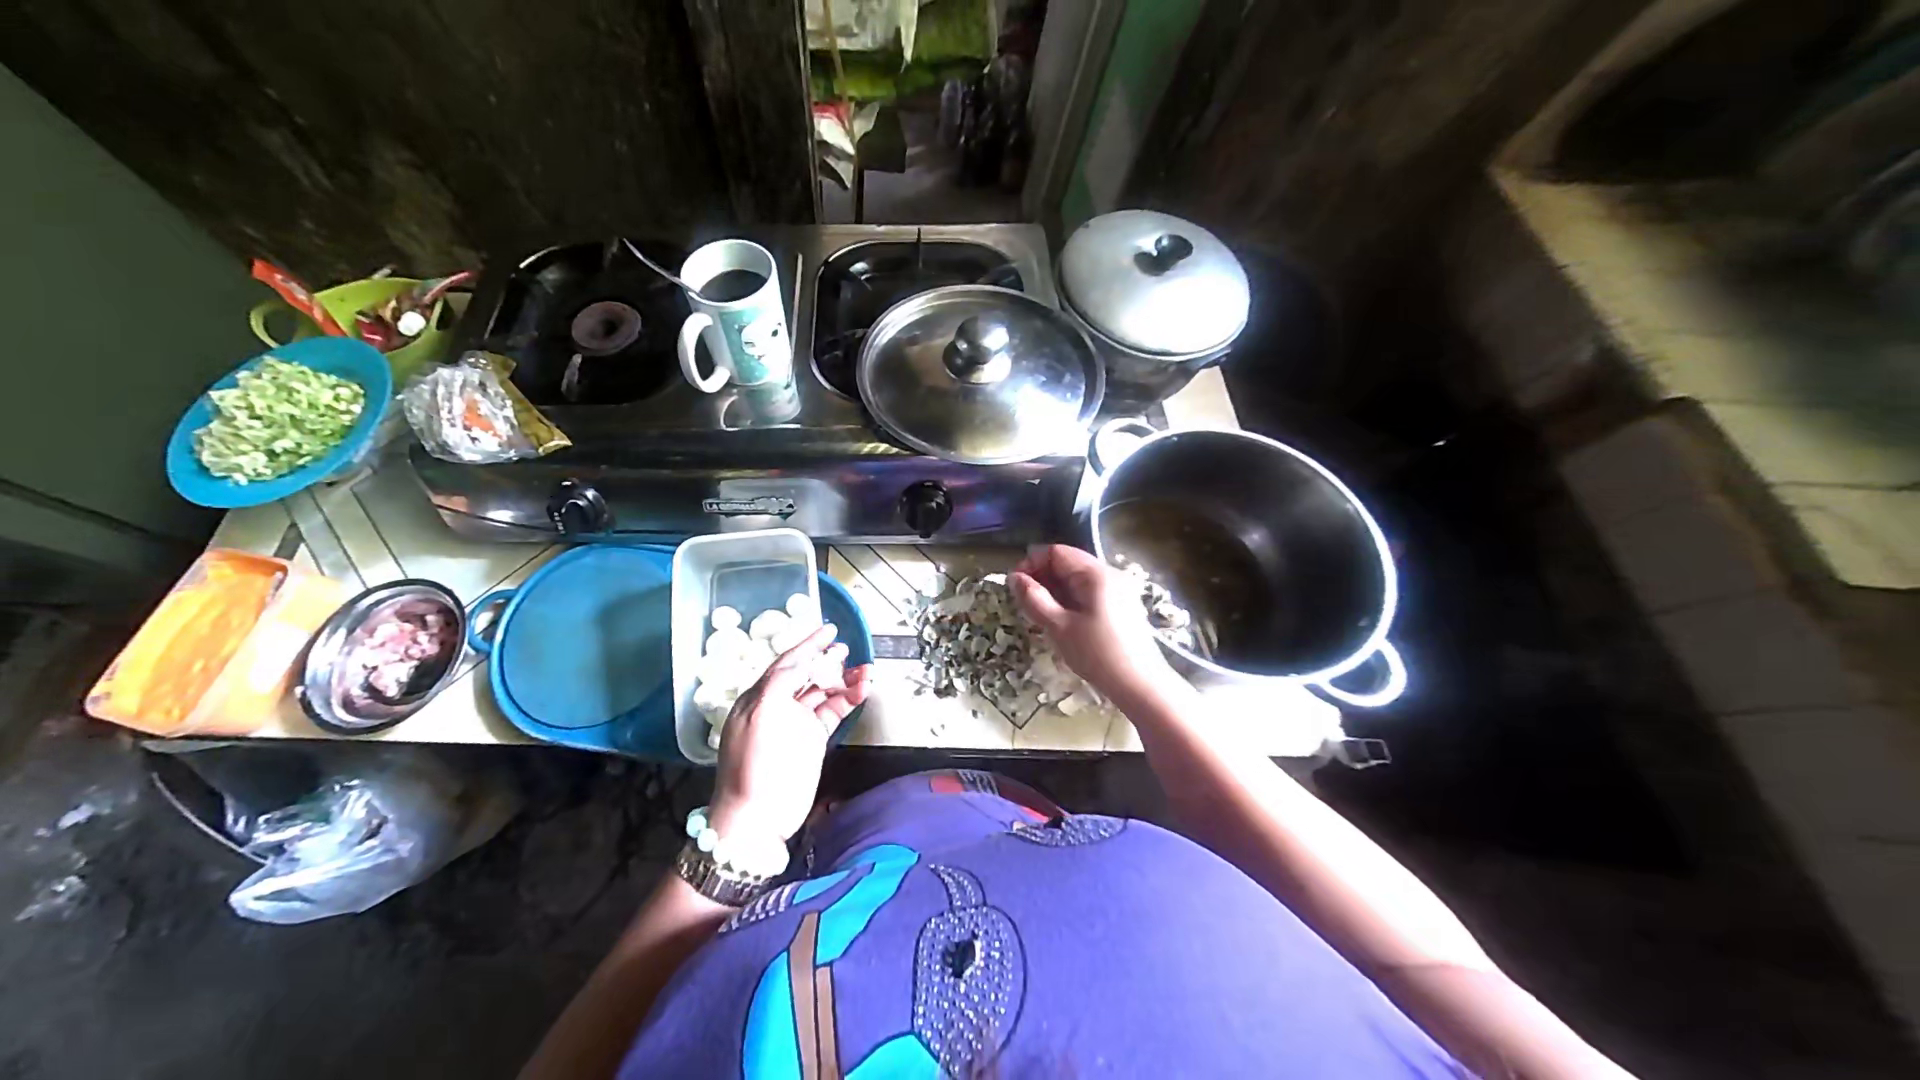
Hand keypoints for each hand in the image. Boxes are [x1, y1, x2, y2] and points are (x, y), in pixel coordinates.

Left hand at [709, 624, 870, 844]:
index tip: (827, 630)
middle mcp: (778, 705)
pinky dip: (849, 699)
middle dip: (828, 660)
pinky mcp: (812, 739)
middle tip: (846, 650)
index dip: (808, 645)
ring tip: (864, 672)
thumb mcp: (761, 715)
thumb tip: (802, 659)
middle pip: (808, 673)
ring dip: (844, 679)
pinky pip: (834, 711)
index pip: (787, 662)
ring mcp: (797, 723)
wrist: (756, 818)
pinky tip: (862, 691)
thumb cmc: (751, 768)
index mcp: (760, 696)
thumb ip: (781, 681)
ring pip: (825, 691)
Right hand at [1010, 544, 1177, 701]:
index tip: (1015, 587)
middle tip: (1026, 605)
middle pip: (1068, 563)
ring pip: (1077, 579)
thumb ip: (1034, 599)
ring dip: (1056, 591)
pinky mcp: (1122, 605)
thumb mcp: (1059, 627)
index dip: (1031, 564)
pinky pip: (1089, 592)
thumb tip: (1014, 578)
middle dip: (1042, 578)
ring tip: (1042, 616)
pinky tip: (1064, 622)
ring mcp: (1119, 589)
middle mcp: (1109, 573)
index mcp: (1095, 573)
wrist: (1141, 686)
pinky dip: (1071, 600)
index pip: (1056, 552)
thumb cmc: (1098, 655)